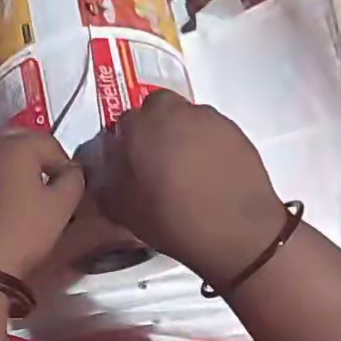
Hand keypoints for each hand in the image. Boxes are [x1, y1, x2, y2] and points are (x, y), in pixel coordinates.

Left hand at [0, 130, 84, 276]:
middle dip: (33, 160)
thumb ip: (74, 179)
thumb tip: (70, 171)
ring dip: (6, 171)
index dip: (63, 164)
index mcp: (15, 146)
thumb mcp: (62, 207)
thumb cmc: (23, 234)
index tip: (67, 188)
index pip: (48, 142)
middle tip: (42, 188)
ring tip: (15, 199)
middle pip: (15, 143)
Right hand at [89, 91, 286, 282]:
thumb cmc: (171, 220)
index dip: (124, 145)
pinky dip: (206, 146)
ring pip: (186, 118)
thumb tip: (106, 173)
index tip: (129, 167)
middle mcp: (173, 112)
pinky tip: (208, 176)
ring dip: (181, 136)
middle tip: (155, 162)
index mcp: (140, 127)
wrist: (236, 231)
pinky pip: (211, 132)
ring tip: (185, 172)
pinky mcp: (235, 131)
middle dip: (153, 129)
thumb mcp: (122, 210)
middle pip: (156, 109)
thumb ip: (105, 184)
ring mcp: (208, 119)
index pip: (122, 124)